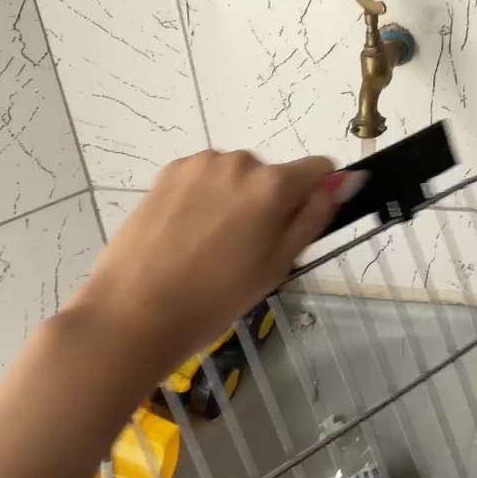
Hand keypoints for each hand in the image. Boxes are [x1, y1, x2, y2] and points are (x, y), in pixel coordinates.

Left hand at [66, 150, 364, 366]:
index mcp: (274, 184)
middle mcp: (241, 161)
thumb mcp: (277, 266)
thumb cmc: (214, 300)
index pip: (319, 167)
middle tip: (245, 252)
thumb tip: (346, 180)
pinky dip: (203, 197)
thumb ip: (314, 217)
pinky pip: (204, 176)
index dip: (315, 196)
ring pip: (237, 176)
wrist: (130, 316)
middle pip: (274, 175)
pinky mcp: (169, 172)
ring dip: (234, 199)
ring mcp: (201, 163)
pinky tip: (185, 234)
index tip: (294, 228)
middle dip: (269, 203)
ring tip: (208, 247)